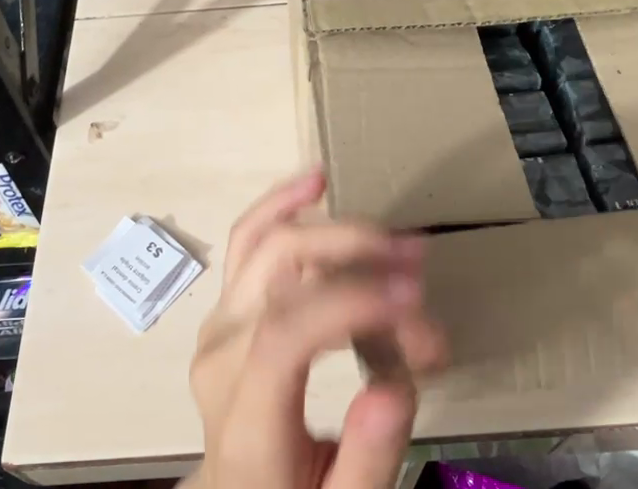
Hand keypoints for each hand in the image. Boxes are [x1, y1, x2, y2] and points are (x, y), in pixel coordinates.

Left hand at [186, 169, 447, 488]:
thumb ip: (367, 456)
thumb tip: (391, 389)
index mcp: (246, 413)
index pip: (288, 333)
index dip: (353, 302)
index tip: (415, 299)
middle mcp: (221, 352)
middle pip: (279, 269)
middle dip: (355, 253)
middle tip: (419, 268)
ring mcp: (218, 322)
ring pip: (262, 240)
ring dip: (332, 225)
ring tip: (393, 232)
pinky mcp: (226, 307)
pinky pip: (247, 242)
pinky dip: (280, 205)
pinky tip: (314, 181)